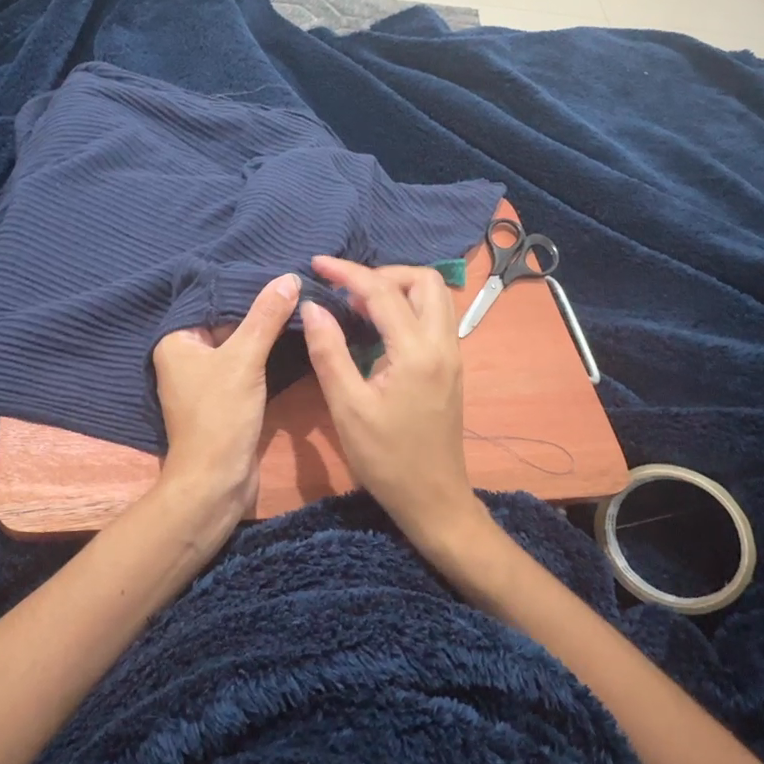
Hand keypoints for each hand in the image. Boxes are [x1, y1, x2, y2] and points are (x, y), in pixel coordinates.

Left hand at [151, 272, 300, 514]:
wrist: (215, 482)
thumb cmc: (221, 416)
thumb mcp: (245, 359)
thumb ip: (266, 317)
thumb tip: (289, 278)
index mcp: (175, 341)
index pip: (212, 301)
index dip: (245, 288)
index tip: (281, 275)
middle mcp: (184, 356)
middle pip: (226, 322)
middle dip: (258, 311)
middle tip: (297, 289)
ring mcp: (203, 380)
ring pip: (238, 346)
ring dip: (265, 334)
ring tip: (301, 309)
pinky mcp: (222, 399)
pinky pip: (244, 366)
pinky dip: (264, 356)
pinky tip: (291, 341)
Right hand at [299, 256, 480, 542]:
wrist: (433, 499)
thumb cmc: (385, 459)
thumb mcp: (347, 407)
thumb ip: (329, 351)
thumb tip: (312, 306)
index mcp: (416, 352)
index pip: (383, 291)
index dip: (348, 273)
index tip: (317, 265)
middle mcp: (442, 345)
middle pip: (424, 281)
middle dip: (383, 274)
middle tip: (346, 290)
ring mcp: (451, 355)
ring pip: (434, 297)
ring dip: (398, 289)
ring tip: (357, 305)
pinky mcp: (450, 367)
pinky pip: (433, 318)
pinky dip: (407, 308)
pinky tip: (376, 327)